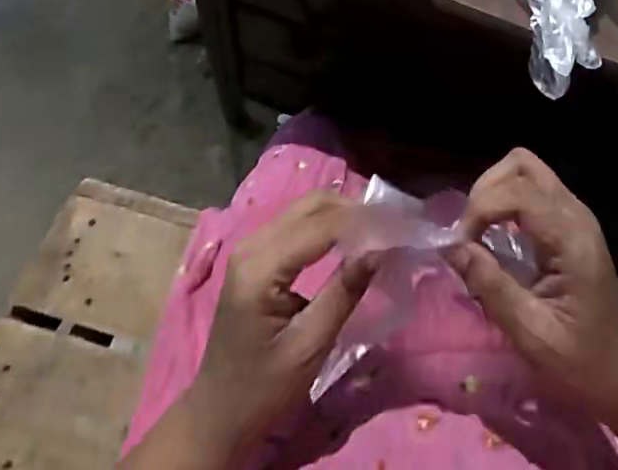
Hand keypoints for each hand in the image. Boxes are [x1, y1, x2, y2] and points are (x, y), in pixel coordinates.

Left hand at [173, 191, 373, 464]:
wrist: (219, 412)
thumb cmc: (264, 388)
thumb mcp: (310, 347)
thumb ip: (343, 294)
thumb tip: (379, 250)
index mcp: (260, 266)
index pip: (320, 226)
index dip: (361, 222)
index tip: (398, 225)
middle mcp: (252, 244)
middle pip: (311, 206)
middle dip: (354, 210)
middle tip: (391, 224)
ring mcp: (250, 245)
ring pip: (304, 209)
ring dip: (342, 213)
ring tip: (378, 228)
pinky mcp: (256, 254)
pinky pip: (296, 223)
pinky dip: (327, 224)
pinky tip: (351, 238)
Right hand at [446, 150, 617, 469]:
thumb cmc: (584, 361)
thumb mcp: (533, 335)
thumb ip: (492, 287)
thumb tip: (452, 248)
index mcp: (571, 238)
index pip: (518, 191)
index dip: (480, 208)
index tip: (461, 245)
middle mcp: (574, 214)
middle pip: (521, 164)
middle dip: (486, 189)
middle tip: (470, 231)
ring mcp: (573, 215)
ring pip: (524, 170)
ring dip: (493, 192)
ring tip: (478, 231)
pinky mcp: (567, 223)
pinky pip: (530, 190)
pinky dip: (504, 201)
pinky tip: (495, 235)